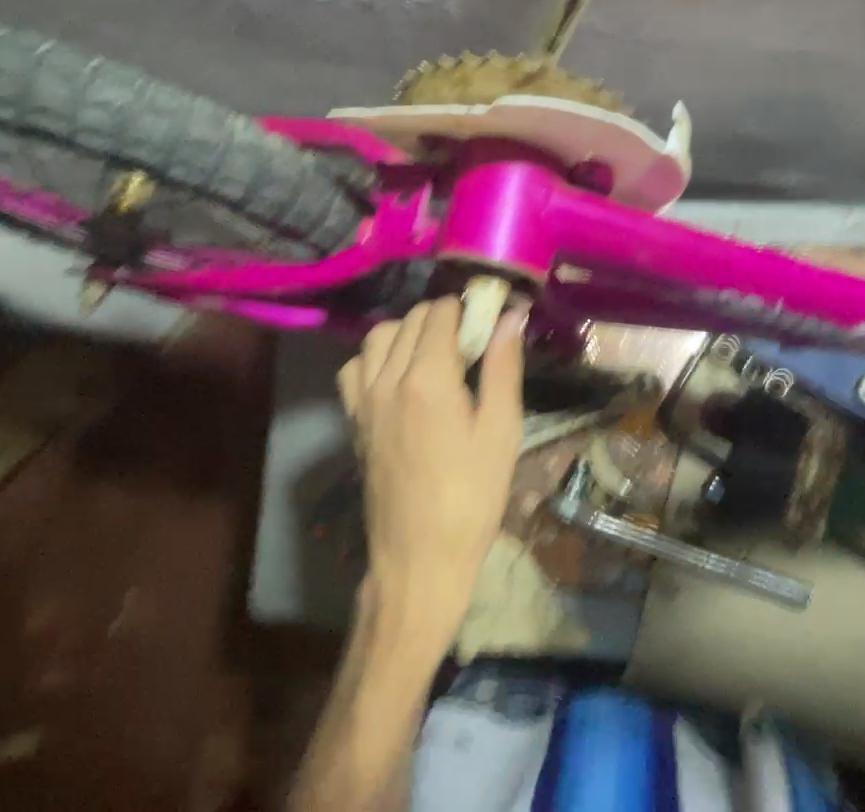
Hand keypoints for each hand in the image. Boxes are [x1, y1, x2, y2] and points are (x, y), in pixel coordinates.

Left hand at [337, 297, 526, 629]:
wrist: (419, 555)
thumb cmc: (472, 497)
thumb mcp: (501, 433)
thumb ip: (503, 369)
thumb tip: (511, 317)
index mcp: (428, 378)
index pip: (440, 314)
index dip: (466, 309)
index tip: (488, 320)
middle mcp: (388, 378)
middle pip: (409, 320)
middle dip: (441, 318)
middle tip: (471, 341)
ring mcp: (364, 399)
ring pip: (378, 337)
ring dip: (406, 332)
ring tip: (435, 355)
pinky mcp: (353, 419)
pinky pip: (355, 368)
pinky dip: (375, 358)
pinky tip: (398, 377)